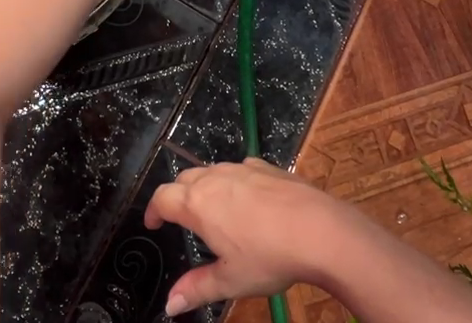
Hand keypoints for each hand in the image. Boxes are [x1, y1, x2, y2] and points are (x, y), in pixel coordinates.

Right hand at [143, 158, 350, 314]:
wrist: (318, 229)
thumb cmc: (268, 257)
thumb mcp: (230, 280)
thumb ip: (197, 289)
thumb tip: (169, 305)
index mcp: (198, 204)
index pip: (162, 197)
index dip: (153, 209)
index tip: (152, 223)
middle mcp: (215, 178)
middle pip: (184, 179)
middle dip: (176, 196)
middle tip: (179, 218)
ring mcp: (241, 168)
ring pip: (211, 170)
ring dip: (203, 186)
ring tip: (212, 211)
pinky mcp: (266, 166)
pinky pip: (239, 168)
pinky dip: (232, 181)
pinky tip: (246, 200)